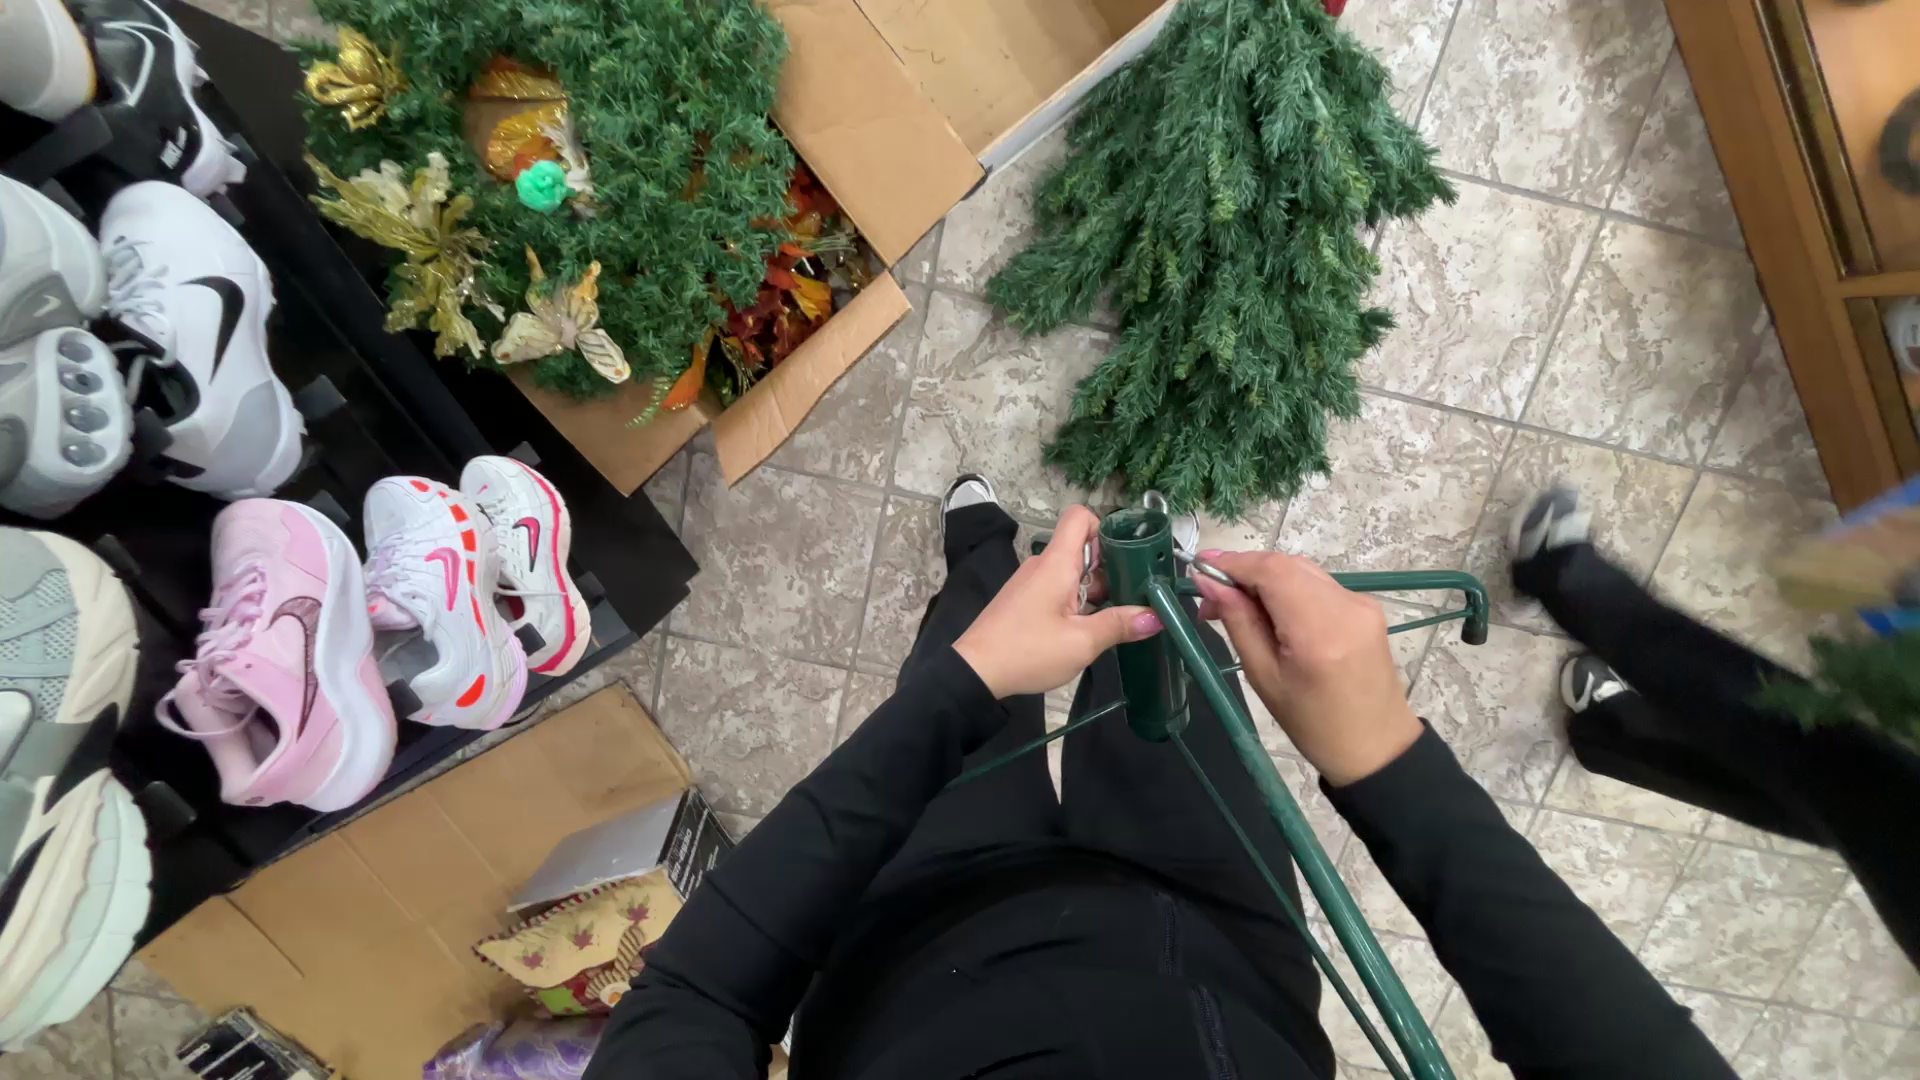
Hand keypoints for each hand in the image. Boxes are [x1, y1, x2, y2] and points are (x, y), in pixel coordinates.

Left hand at [953, 506, 1163, 697]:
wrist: (975, 672)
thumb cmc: (1027, 651)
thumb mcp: (1081, 642)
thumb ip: (1119, 625)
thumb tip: (1156, 616)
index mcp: (1056, 563)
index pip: (1080, 517)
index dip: (1106, 529)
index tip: (1126, 560)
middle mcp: (1043, 565)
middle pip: (1083, 548)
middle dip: (1110, 568)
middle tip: (1132, 598)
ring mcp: (1032, 583)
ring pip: (1073, 572)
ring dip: (1095, 590)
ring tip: (1116, 619)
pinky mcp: (1024, 600)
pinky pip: (1058, 589)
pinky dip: (1077, 601)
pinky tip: (1087, 629)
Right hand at [1195, 550, 1420, 785]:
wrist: (1376, 745)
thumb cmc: (1311, 722)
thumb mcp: (1262, 676)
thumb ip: (1237, 620)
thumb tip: (1208, 581)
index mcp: (1319, 631)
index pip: (1272, 571)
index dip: (1233, 563)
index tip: (1199, 570)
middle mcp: (1346, 607)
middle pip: (1285, 565)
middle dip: (1244, 571)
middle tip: (1211, 598)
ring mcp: (1361, 604)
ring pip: (1299, 570)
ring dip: (1262, 578)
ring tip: (1234, 605)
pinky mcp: (1365, 607)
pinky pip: (1315, 583)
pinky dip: (1285, 588)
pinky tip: (1268, 611)